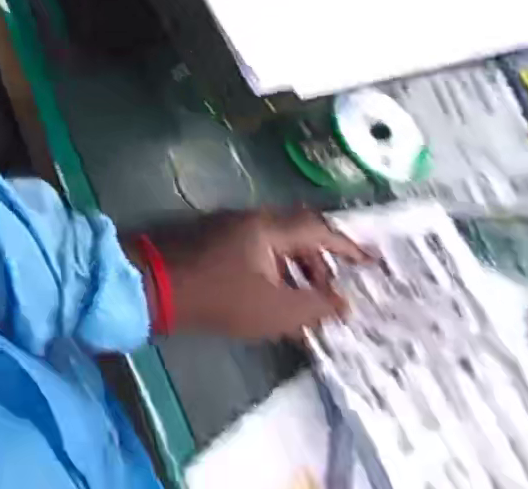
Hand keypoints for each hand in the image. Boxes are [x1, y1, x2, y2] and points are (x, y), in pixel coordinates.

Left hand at [142, 209, 370, 339]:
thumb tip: (343, 300)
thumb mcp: (277, 309)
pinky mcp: (207, 238)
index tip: (372, 261)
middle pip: (293, 230)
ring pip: (271, 240)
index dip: (346, 246)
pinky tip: (273, 292)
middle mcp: (244, 218)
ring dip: (294, 265)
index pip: (316, 228)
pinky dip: (271, 265)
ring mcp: (223, 225)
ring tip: (306, 298)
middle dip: (319, 258)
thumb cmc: (220, 295)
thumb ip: (316, 304)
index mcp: (265, 227)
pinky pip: (252, 247)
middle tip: (335, 289)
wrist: (155, 283)